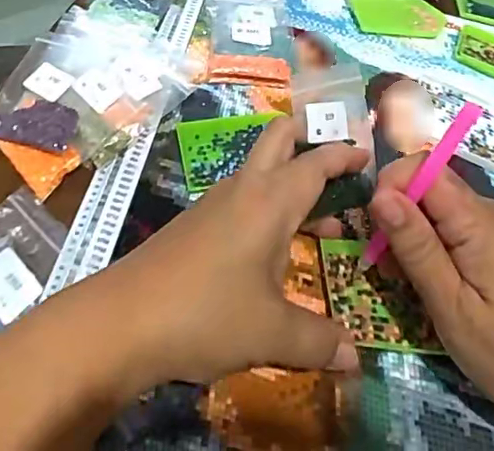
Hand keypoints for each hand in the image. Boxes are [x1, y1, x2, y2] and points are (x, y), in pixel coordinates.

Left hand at [71, 117, 368, 386]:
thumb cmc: (208, 313)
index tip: (368, 155)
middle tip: (341, 157)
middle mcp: (244, 189)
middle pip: (278, 139)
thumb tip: (354, 358)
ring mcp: (216, 203)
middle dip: (308, 136)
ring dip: (292, 182)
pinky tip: (278, 250)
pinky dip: (269, 207)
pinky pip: (244, 199)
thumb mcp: (272, 334)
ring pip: (261, 172)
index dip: (343, 155)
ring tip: (324, 222)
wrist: (125, 318)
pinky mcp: (198, 223)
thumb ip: (319, 342)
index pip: (315, 162)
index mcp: (270, 200)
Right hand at [367, 153, 493, 415]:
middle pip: (428, 183)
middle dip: (396, 211)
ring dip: (409, 230)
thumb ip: (416, 247)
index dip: (392, 183)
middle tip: (383, 261)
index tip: (374, 225)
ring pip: (435, 204)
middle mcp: (489, 210)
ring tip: (400, 275)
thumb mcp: (450, 306)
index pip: (424, 167)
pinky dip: (428, 241)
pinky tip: (425, 277)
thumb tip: (380, 195)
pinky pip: (451, 222)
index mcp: (480, 221)